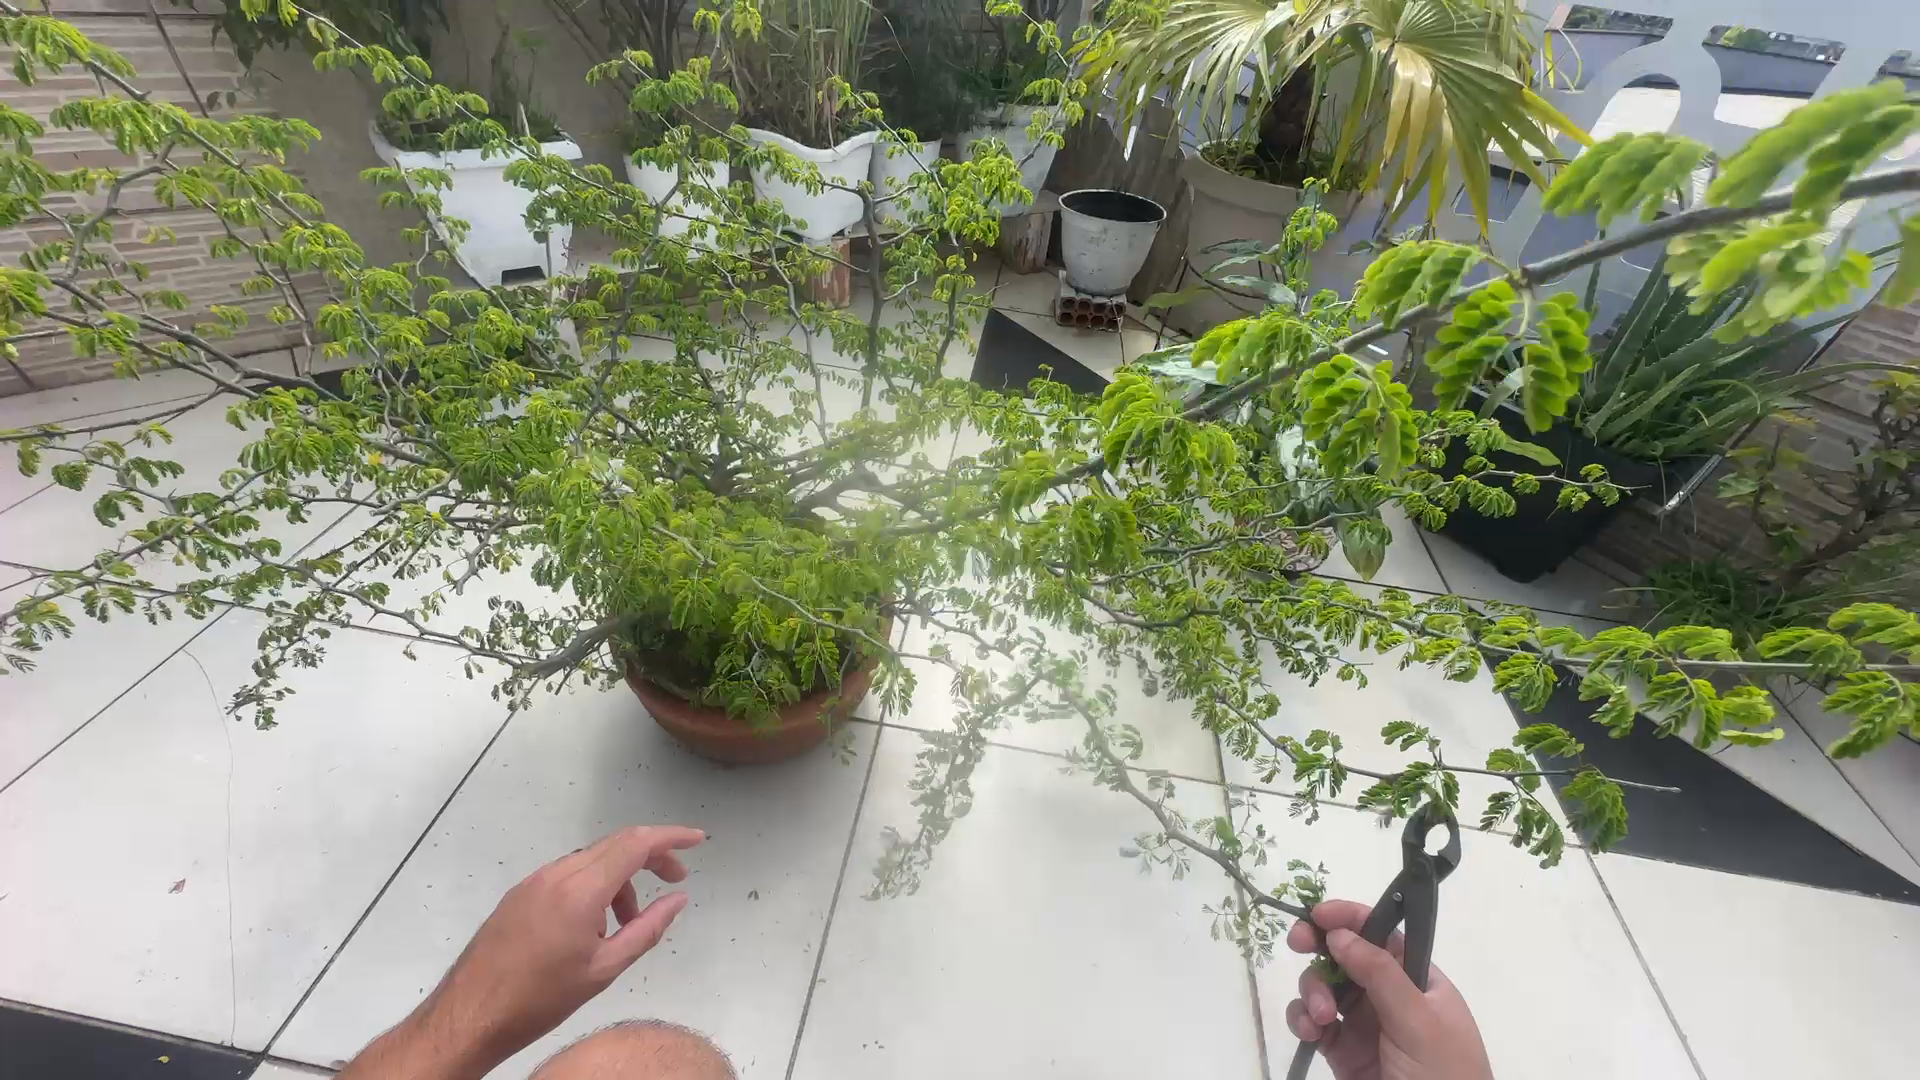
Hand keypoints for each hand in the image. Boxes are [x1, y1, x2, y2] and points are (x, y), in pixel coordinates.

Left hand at [342, 825, 704, 1079]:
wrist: (463, 1021)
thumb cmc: (539, 1001)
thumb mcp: (604, 970)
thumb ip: (648, 929)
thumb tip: (678, 898)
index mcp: (581, 890)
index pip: (637, 843)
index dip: (672, 837)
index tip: (698, 841)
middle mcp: (559, 873)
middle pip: (618, 843)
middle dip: (653, 854)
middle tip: (675, 879)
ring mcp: (536, 880)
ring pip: (594, 858)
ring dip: (623, 875)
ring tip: (629, 919)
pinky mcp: (520, 893)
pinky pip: (571, 872)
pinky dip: (596, 884)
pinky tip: (594, 923)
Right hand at [1284, 900, 1492, 1079]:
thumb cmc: (1441, 1077)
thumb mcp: (1419, 1023)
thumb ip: (1379, 973)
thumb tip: (1337, 933)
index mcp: (1419, 983)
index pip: (1381, 934)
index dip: (1349, 918)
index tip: (1317, 915)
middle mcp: (1389, 997)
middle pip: (1343, 954)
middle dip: (1318, 946)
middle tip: (1297, 943)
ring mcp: (1363, 1024)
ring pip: (1323, 984)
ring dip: (1312, 991)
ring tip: (1321, 1017)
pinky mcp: (1341, 1050)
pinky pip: (1312, 1019)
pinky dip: (1303, 1019)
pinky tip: (1308, 1031)